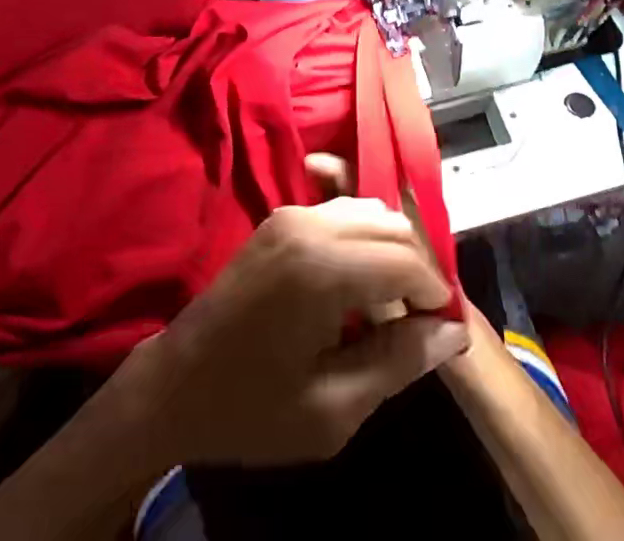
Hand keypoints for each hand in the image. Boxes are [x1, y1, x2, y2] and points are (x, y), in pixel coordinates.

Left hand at [107, 179, 466, 466]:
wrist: (170, 389)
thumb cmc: (249, 409)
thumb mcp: (332, 409)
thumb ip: (400, 363)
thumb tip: (453, 331)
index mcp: (321, 268)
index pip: (408, 263)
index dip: (435, 295)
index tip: (440, 330)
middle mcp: (310, 225)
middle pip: (396, 228)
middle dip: (418, 270)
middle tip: (417, 320)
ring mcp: (293, 215)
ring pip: (375, 215)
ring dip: (394, 253)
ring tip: (389, 304)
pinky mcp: (283, 217)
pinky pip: (348, 214)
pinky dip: (368, 241)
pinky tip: (359, 282)